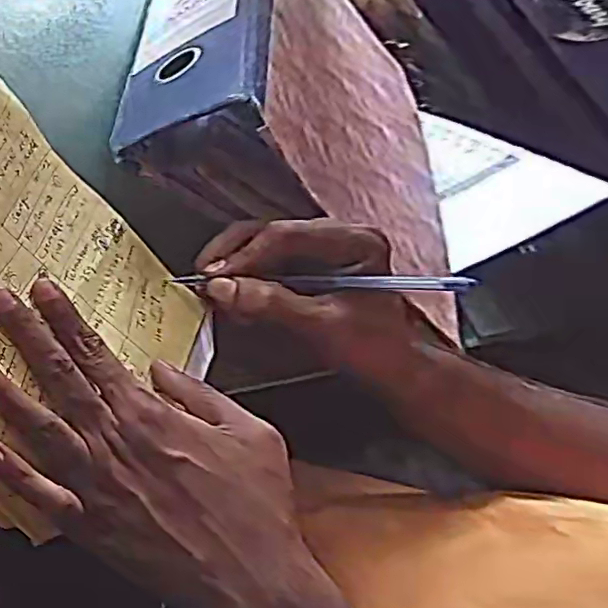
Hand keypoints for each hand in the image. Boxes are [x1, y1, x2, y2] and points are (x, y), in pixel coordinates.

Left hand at [0, 277, 349, 607]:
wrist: (255, 589)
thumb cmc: (256, 509)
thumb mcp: (249, 433)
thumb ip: (198, 393)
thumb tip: (158, 368)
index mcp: (146, 413)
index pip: (94, 351)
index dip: (64, 317)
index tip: (39, 289)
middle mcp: (112, 438)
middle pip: (58, 373)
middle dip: (24, 332)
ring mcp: (94, 481)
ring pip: (38, 425)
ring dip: (2, 392)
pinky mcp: (88, 523)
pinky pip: (41, 494)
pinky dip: (12, 472)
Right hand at [195, 219, 444, 377]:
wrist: (401, 373)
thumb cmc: (381, 351)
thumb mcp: (324, 327)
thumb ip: (273, 305)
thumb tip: (220, 287)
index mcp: (354, 240)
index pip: (285, 235)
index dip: (245, 256)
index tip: (215, 278)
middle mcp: (333, 236)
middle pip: (265, 233)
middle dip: (231, 256)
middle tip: (205, 279)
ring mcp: (315, 251)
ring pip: (256, 243)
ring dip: (230, 265)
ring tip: (212, 289)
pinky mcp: (300, 267)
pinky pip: (259, 261)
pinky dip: (238, 277)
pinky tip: (226, 294)